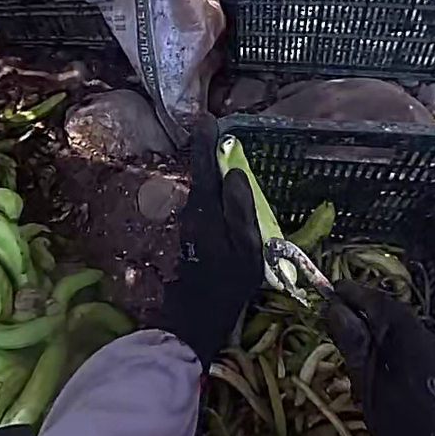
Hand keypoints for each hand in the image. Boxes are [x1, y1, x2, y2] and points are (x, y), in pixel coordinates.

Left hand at [158, 126, 261, 366]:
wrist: (197, 317)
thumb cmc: (227, 285)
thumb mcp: (244, 248)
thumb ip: (240, 209)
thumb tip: (235, 174)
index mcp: (205, 211)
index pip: (206, 168)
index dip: (206, 142)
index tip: (206, 118)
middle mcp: (192, 212)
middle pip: (200, 174)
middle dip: (205, 150)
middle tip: (211, 127)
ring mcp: (190, 223)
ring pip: (200, 187)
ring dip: (207, 168)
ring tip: (218, 150)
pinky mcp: (192, 234)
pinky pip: (202, 200)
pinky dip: (209, 187)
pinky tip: (218, 186)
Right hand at [326, 282, 434, 435]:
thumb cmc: (404, 433)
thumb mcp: (369, 387)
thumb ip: (354, 344)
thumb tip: (334, 307)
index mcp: (413, 339)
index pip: (381, 301)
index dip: (355, 293)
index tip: (332, 290)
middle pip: (398, 321)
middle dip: (369, 319)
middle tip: (342, 325)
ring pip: (414, 343)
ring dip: (389, 343)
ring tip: (366, 361)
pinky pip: (429, 362)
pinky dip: (408, 363)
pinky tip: (398, 384)